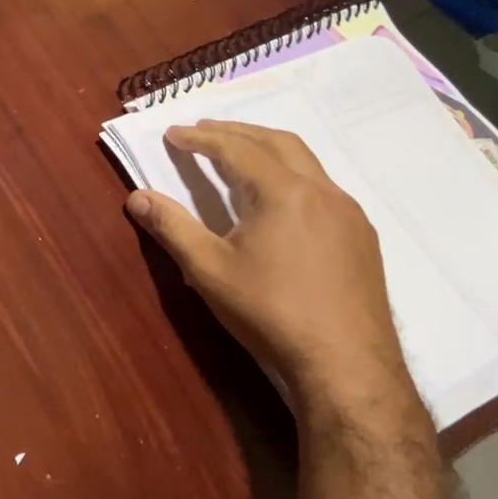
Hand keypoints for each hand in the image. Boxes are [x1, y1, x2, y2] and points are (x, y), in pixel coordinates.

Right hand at [127, 120, 409, 412]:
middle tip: (203, 131)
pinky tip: (274, 198)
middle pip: (278, 142)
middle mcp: (323, 193)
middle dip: (237, 131)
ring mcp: (349, 216)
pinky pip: (321, 186)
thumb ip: (171, 226)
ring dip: (266, 149)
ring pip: (306, 163)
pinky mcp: (361, 239)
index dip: (200, 138)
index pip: (236, 149)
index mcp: (284, 193)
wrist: (347, 367)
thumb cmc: (270, 311)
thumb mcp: (207, 269)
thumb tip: (136, 197)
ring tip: (235, 155)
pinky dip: (289, 173)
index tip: (172, 134)